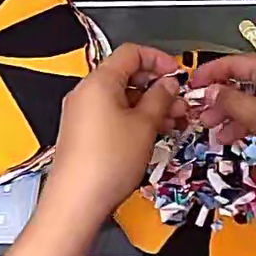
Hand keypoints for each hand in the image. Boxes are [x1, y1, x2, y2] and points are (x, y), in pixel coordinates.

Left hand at [45, 43, 187, 222]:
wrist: (77, 202)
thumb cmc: (104, 164)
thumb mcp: (145, 125)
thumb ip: (161, 98)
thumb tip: (168, 84)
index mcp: (99, 82)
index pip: (132, 53)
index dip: (158, 59)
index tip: (176, 73)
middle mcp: (86, 93)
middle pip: (127, 75)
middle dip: (157, 86)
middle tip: (179, 101)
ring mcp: (83, 113)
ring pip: (122, 97)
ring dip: (149, 105)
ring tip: (172, 121)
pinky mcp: (84, 133)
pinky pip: (113, 115)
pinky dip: (135, 119)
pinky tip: (153, 133)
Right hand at [187, 55, 255, 196]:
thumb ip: (232, 102)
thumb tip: (213, 92)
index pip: (236, 63)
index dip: (212, 71)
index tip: (193, 81)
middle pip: (241, 83)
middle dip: (218, 96)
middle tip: (199, 109)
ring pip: (248, 103)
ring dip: (228, 114)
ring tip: (211, 126)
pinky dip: (242, 126)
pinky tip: (229, 136)